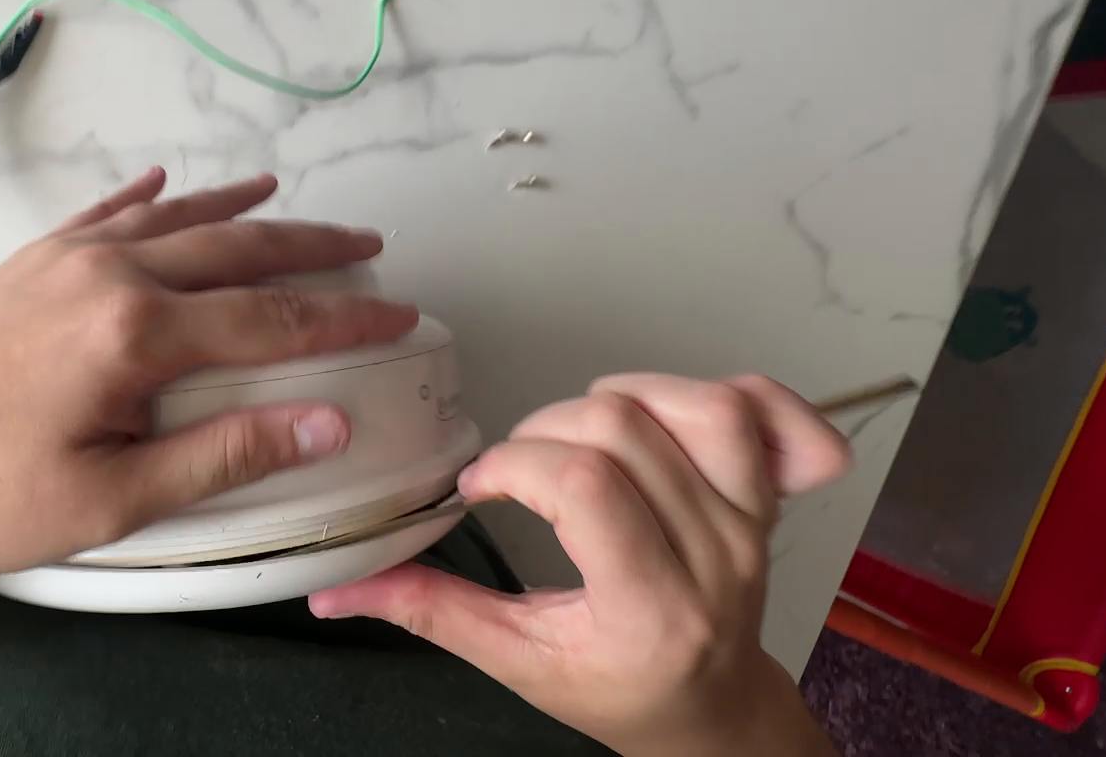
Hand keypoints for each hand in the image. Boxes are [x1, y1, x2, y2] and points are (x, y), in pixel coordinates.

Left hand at [0, 168, 418, 580]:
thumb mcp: (114, 500)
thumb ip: (225, 453)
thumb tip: (328, 423)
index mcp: (139, 334)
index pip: (273, 319)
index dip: (346, 318)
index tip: (401, 314)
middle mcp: (113, 273)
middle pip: (238, 248)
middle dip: (313, 247)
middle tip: (370, 244)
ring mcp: (70, 255)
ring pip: (180, 218)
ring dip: (244, 209)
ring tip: (291, 200)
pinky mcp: (35, 258)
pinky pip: (109, 213)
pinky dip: (151, 196)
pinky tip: (169, 179)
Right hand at [309, 374, 851, 756]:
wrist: (716, 714)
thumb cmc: (619, 693)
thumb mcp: (518, 662)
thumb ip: (431, 613)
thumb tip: (337, 590)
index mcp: (649, 611)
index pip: (582, 486)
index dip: (513, 466)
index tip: (484, 486)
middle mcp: (716, 557)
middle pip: (622, 429)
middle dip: (545, 430)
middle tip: (523, 468)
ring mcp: (752, 521)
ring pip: (696, 404)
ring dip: (622, 398)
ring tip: (587, 432)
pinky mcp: (768, 494)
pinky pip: (769, 412)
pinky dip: (723, 391)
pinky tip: (671, 412)